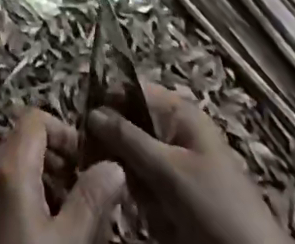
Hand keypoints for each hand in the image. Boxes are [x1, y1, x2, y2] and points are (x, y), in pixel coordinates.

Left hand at [0, 109, 125, 243]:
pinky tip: (48, 230)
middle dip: (59, 160)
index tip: (91, 163)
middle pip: (24, 140)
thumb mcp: (69, 242)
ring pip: (15, 164)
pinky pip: (3, 185)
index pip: (35, 120)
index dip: (66, 133)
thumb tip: (113, 166)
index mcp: (9, 166)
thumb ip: (91, 200)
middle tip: (88, 193)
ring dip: (46, 179)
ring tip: (74, 216)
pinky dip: (28, 193)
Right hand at [86, 86, 291, 243]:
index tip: (79, 113)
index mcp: (181, 113)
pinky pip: (140, 177)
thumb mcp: (168, 169)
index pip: (132, 89)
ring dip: (119, 166)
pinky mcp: (172, 190)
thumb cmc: (215, 206)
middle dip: (110, 137)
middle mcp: (175, 131)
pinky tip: (130, 197)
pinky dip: (132, 187)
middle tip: (91, 152)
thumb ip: (127, 137)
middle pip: (128, 120)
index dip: (105, 97)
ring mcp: (173, 162)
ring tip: (113, 179)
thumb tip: (91, 112)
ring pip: (130, 151)